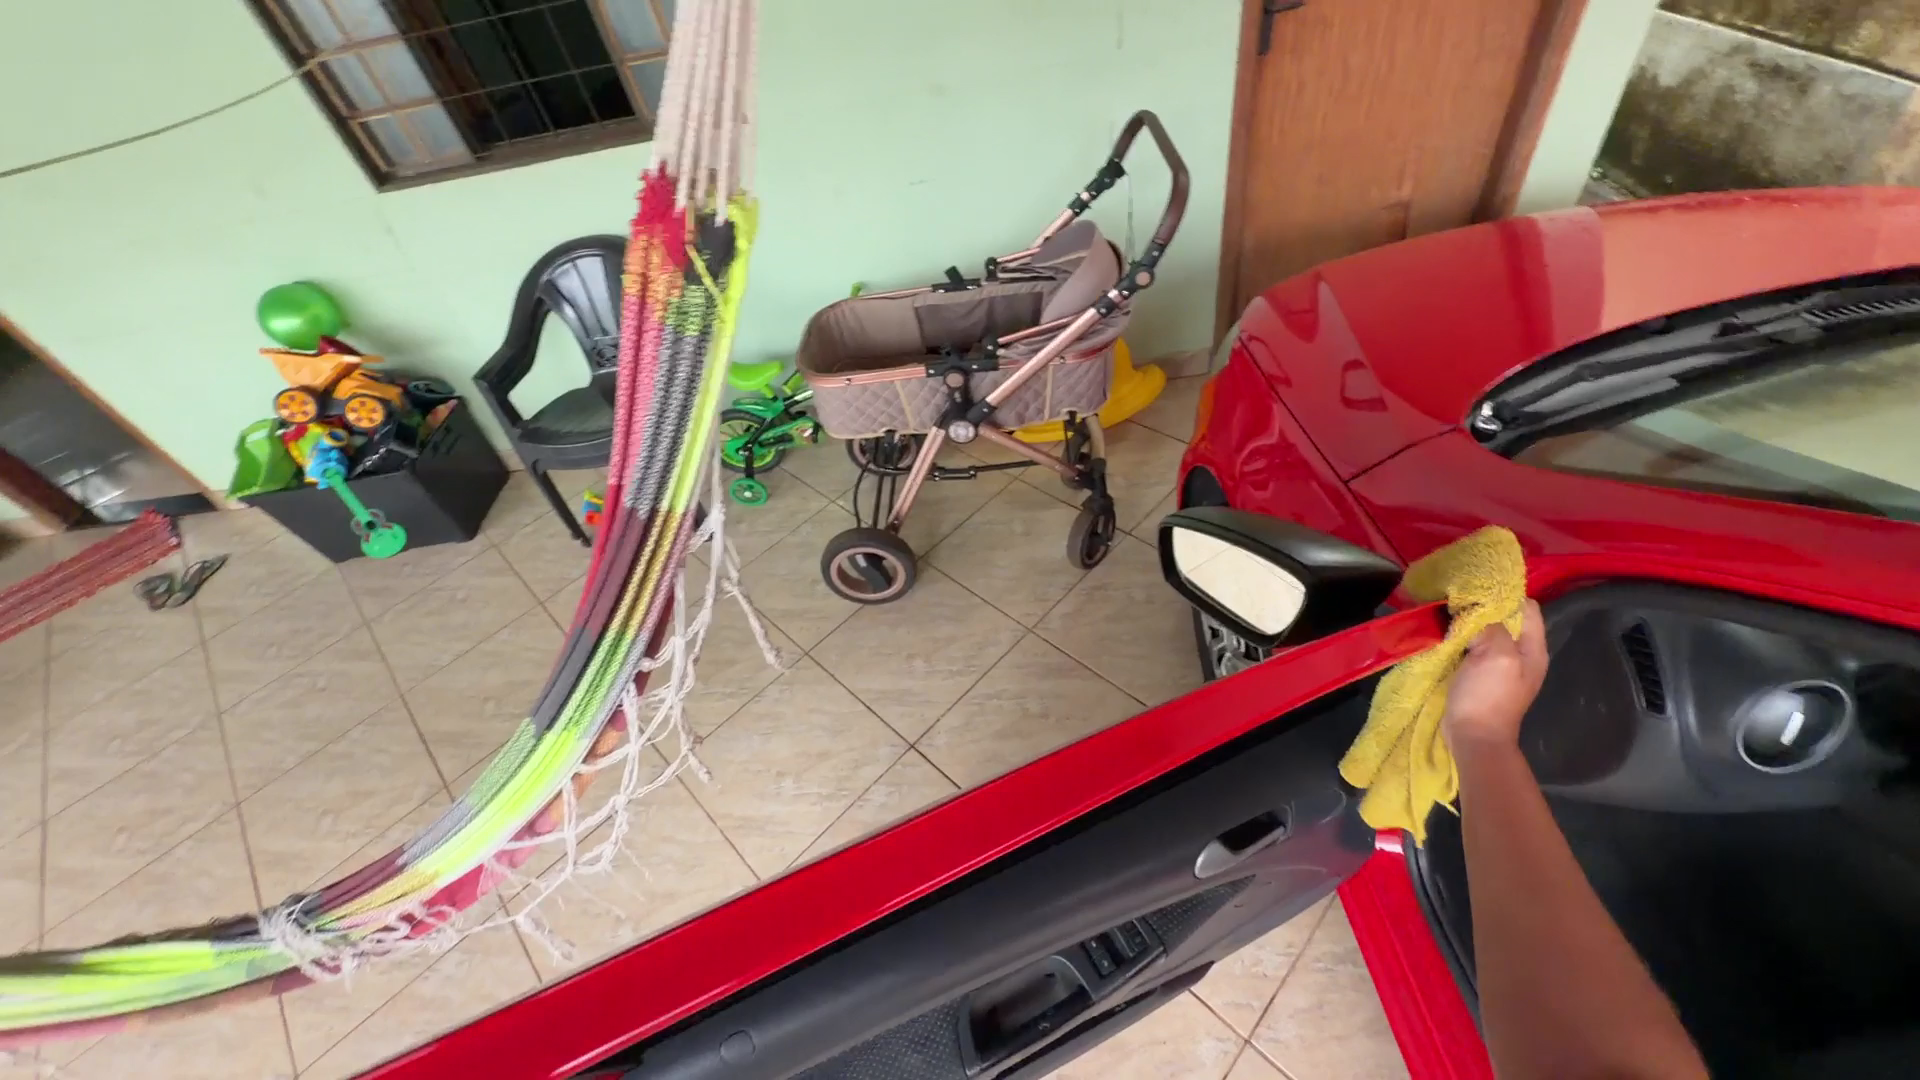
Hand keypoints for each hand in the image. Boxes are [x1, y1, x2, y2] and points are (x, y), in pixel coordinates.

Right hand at [1443, 599, 1547, 753]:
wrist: (1473, 736)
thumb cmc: (1489, 696)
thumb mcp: (1497, 655)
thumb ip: (1492, 627)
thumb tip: (1476, 613)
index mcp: (1532, 650)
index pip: (1527, 609)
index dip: (1505, 595)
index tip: (1478, 587)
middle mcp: (1519, 655)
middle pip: (1505, 620)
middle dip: (1483, 608)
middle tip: (1457, 598)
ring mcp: (1498, 667)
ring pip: (1485, 633)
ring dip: (1468, 624)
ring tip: (1446, 613)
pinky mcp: (1478, 676)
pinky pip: (1470, 648)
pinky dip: (1459, 639)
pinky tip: (1443, 635)